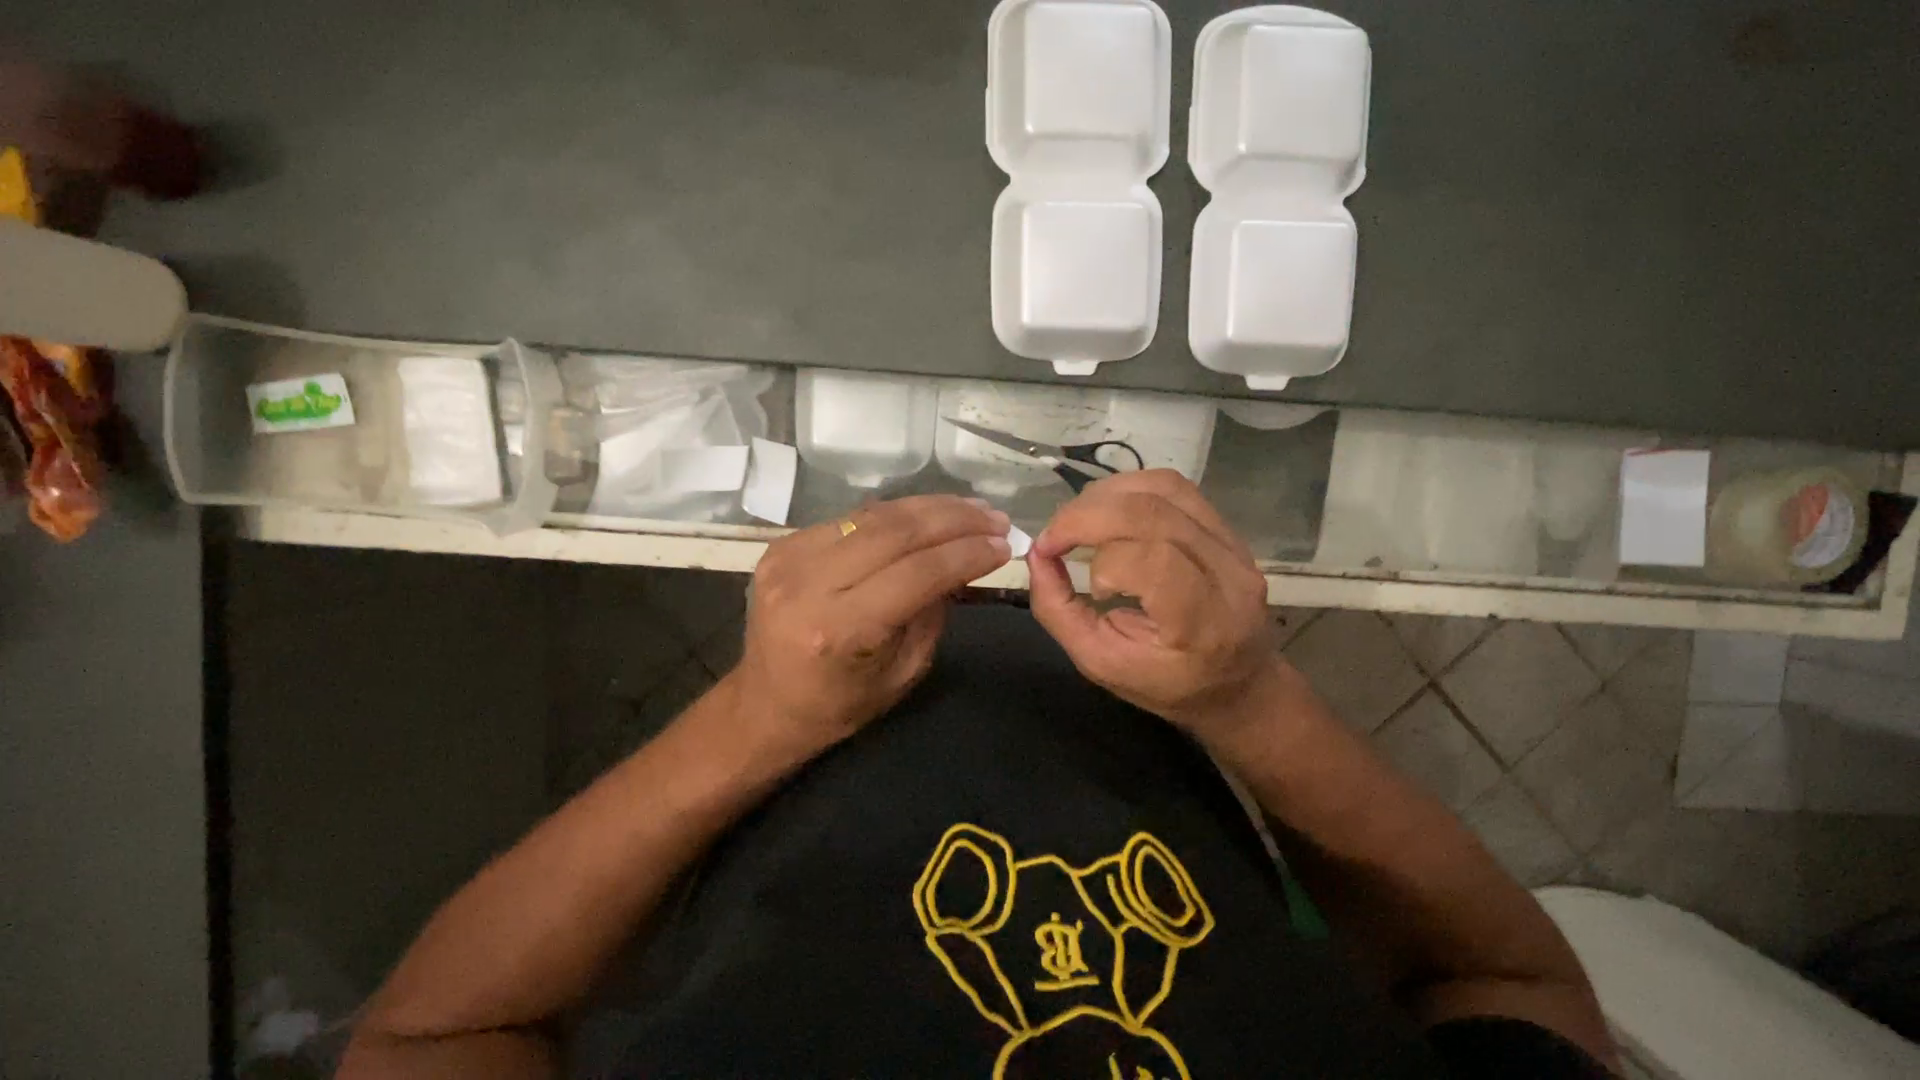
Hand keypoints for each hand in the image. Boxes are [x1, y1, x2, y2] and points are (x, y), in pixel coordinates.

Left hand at [725, 495, 1012, 755]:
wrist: (766, 705)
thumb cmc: (841, 703)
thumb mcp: (903, 671)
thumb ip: (933, 612)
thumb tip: (965, 560)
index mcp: (839, 629)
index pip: (916, 573)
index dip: (966, 553)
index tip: (1005, 545)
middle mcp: (808, 586)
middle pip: (895, 533)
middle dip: (954, 520)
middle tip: (996, 518)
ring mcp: (788, 560)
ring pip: (873, 516)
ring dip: (929, 508)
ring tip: (972, 508)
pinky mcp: (780, 546)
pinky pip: (850, 520)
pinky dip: (894, 516)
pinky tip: (927, 515)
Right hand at [1028, 470, 1282, 747]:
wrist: (1237, 683)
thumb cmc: (1167, 685)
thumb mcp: (1100, 663)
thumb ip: (1060, 612)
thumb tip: (1036, 555)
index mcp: (1202, 623)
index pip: (1154, 560)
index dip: (1098, 552)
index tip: (1059, 563)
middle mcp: (1228, 575)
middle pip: (1154, 512)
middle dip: (1087, 513)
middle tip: (1053, 535)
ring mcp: (1233, 546)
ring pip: (1165, 488)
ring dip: (1107, 494)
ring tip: (1077, 520)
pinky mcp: (1228, 529)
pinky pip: (1175, 488)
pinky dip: (1130, 490)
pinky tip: (1107, 511)